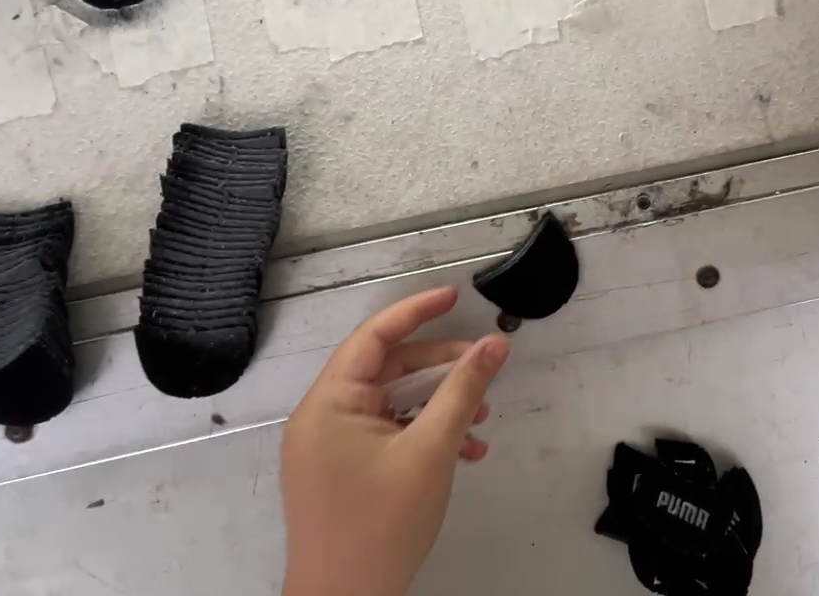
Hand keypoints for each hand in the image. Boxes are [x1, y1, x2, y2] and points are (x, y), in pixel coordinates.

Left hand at [281, 287, 510, 595]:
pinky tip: (466, 451)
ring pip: (393, 402)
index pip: (373, 336)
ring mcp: (331, 447)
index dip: (416, 311)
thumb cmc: (381, 524)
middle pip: (388, 369)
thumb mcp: (432, 449)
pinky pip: (388, 433)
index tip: (454, 295)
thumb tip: (496, 344)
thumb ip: (464, 389)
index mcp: (329, 404)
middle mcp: (323, 418)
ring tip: (481, 417)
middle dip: (440, 367)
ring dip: (439, 404)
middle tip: (484, 367)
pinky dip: (425, 433)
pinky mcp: (343, 472)